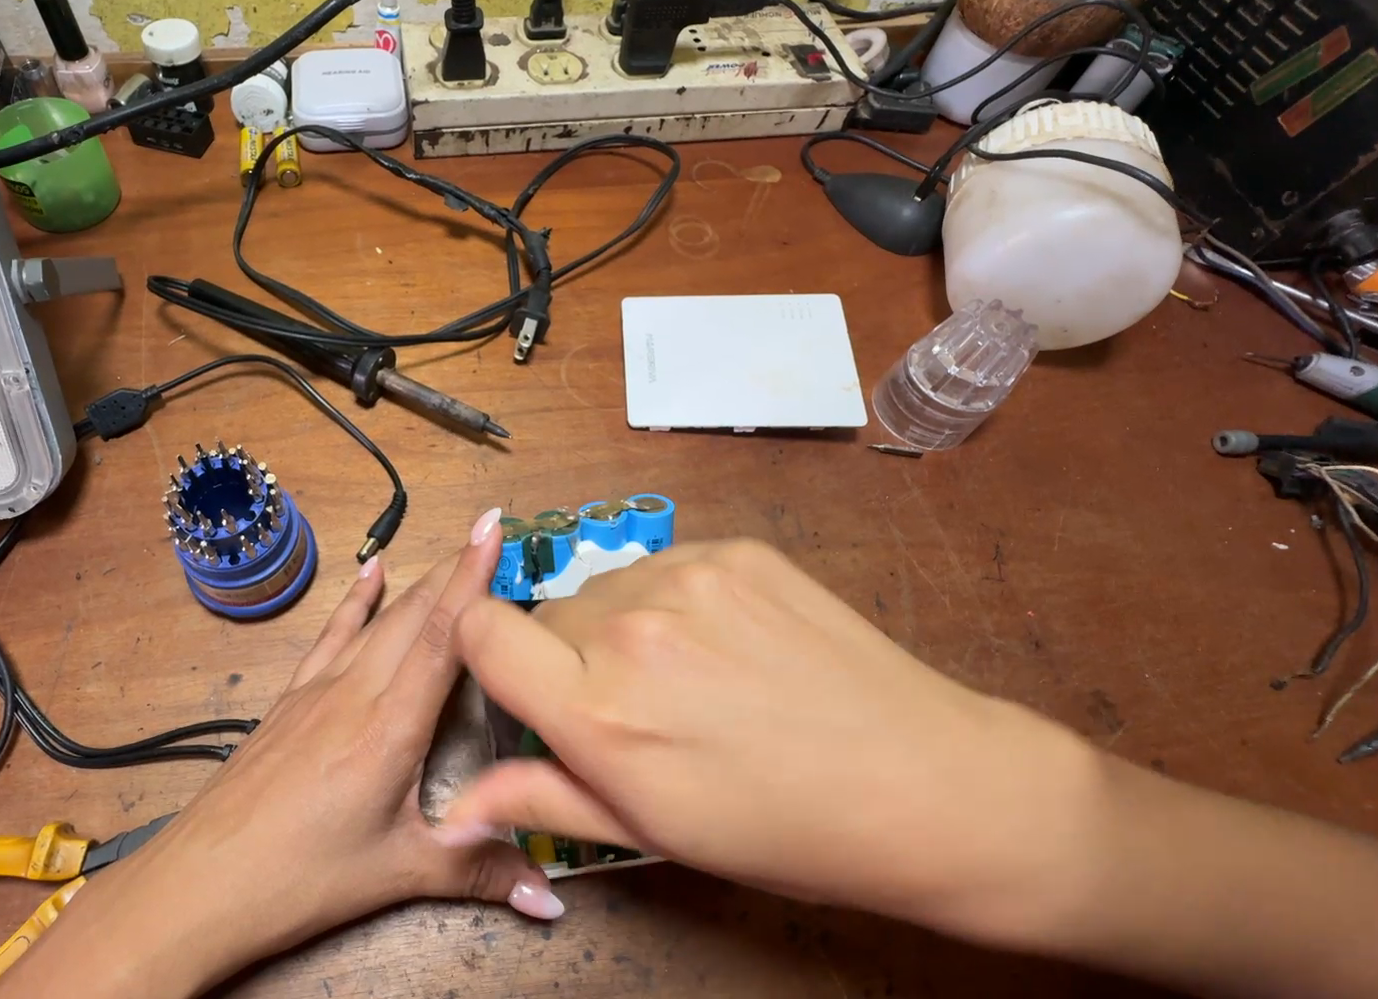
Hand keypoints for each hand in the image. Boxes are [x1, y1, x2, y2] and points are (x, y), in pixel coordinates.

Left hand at [0, 509, 557, 998]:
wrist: (202, 882)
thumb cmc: (304, 876)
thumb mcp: (399, 874)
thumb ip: (481, 873)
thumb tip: (554, 897)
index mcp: (391, 725)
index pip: (442, 635)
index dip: (472, 577)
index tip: (491, 526)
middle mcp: (357, 690)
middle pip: (414, 613)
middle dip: (456, 568)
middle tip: (490, 532)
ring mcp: (319, 687)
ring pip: (379, 618)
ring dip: (419, 580)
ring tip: (452, 548)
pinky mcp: (293, 696)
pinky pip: (332, 633)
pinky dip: (356, 598)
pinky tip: (371, 570)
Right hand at [440, 538, 1099, 945]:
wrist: (924, 783)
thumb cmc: (778, 829)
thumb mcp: (650, 830)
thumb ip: (540, 799)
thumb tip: (453, 810)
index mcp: (596, 708)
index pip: (479, 630)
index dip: (482, 645)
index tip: (513, 672)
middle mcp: (628, 626)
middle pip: (547, 612)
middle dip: (568, 654)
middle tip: (632, 702)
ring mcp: (685, 575)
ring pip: (605, 585)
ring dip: (622, 623)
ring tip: (693, 673)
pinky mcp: (734, 549)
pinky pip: (665, 565)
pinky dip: (676, 599)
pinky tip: (731, 643)